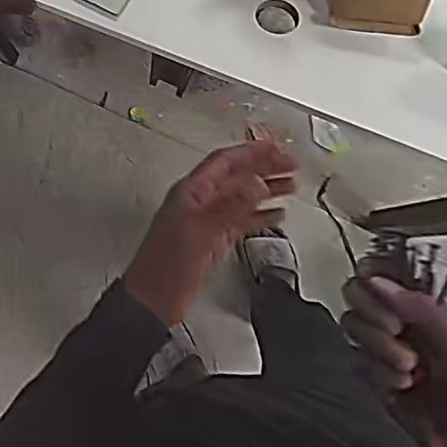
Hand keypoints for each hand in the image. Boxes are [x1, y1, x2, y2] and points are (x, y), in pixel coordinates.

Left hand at [123, 140, 298, 325]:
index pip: (224, 162)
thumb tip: (255, 182)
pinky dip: (259, 215)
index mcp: (190, 192)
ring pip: (240, 197)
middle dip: (263, 167)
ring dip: (265, 188)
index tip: (275, 148)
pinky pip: (240, 220)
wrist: (156, 297)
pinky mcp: (213, 239)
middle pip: (234, 176)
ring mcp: (206, 220)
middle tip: (290, 163)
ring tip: (290, 184)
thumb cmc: (166, 264)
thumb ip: (230, 206)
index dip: (250, 152)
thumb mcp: (202, 230)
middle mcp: (198, 202)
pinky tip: (275, 214)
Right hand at [340, 271, 446, 446]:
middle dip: (372, 312)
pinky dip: (378, 371)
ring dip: (377, 344)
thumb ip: (421, 309)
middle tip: (396, 330)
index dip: (375, 278)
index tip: (386, 298)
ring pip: (355, 325)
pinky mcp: (381, 380)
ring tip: (409, 369)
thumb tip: (377, 279)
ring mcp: (392, 353)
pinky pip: (359, 359)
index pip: (386, 275)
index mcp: (433, 312)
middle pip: (360, 296)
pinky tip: (403, 386)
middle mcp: (408, 327)